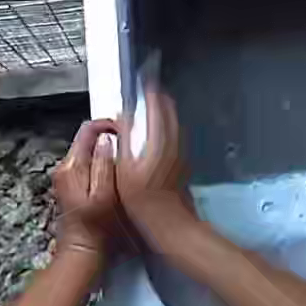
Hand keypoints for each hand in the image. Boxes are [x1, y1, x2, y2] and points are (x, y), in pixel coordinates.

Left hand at [52, 118, 122, 259]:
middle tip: (130, 149)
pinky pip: (88, 164)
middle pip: (87, 139)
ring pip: (88, 151)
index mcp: (71, 166)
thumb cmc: (97, 229)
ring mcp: (66, 176)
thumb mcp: (104, 195)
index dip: (108, 125)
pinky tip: (115, 176)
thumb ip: (104, 165)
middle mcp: (64, 167)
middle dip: (108, 139)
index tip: (126, 132)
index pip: (88, 129)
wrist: (82, 254)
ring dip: (106, 152)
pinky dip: (101, 164)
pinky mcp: (71, 185)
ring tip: (125, 162)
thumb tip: (106, 139)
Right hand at [116, 88, 200, 247]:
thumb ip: (125, 139)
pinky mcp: (182, 162)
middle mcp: (174, 141)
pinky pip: (175, 134)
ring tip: (152, 107)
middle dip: (159, 99)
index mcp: (159, 138)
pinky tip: (156, 133)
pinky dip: (166, 126)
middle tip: (148, 92)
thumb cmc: (142, 198)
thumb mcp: (124, 167)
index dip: (150, 91)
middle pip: (169, 111)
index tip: (144, 81)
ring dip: (163, 112)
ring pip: (174, 122)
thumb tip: (123, 119)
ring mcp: (181, 151)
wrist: (169, 223)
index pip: (157, 105)